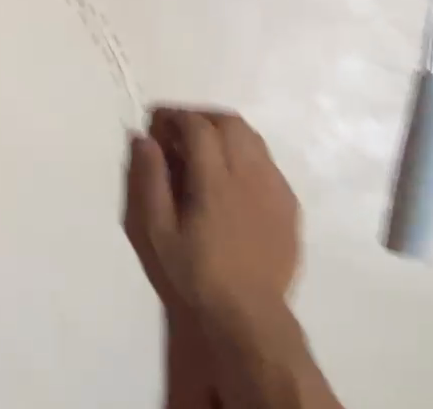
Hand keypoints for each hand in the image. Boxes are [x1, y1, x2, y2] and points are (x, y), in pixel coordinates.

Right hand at [125, 108, 301, 324]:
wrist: (248, 317)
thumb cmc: (194, 275)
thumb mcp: (156, 231)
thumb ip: (149, 180)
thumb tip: (143, 137)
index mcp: (216, 181)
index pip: (198, 126)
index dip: (173, 115)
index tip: (155, 124)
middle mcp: (251, 177)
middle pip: (230, 122)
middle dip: (200, 117)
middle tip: (176, 133)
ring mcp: (275, 190)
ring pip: (253, 138)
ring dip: (224, 132)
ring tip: (202, 151)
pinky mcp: (289, 206)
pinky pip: (268, 162)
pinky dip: (244, 154)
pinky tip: (230, 178)